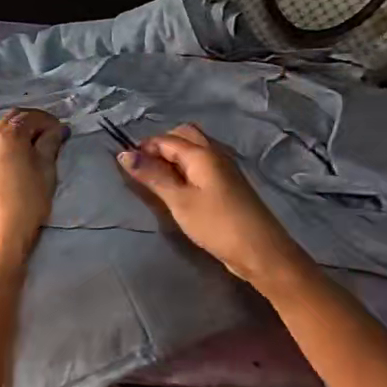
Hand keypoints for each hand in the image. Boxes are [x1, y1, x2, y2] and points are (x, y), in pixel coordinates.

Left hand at [0, 108, 66, 250]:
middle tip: (52, 133)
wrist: (6, 227)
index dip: (49, 121)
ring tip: (41, 142)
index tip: (63, 131)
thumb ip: (50, 141)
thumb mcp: (46, 166)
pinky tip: (26, 149)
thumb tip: (58, 129)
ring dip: (23, 128)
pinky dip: (12, 137)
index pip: (31, 116)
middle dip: (35, 120)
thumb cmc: (30, 196)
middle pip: (15, 117)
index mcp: (7, 135)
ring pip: (5, 126)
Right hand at [118, 123, 312, 286]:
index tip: (125, 166)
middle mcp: (215, 153)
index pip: (166, 139)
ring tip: (156, 180)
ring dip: (173, 157)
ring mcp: (224, 168)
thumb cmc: (217, 225)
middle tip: (143, 170)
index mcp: (202, 154)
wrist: (261, 251)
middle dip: (160, 146)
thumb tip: (125, 154)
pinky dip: (185, 168)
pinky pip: (201, 164)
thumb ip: (153, 176)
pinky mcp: (228, 184)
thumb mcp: (179, 201)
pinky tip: (177, 188)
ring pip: (194, 149)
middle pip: (184, 136)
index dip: (143, 148)